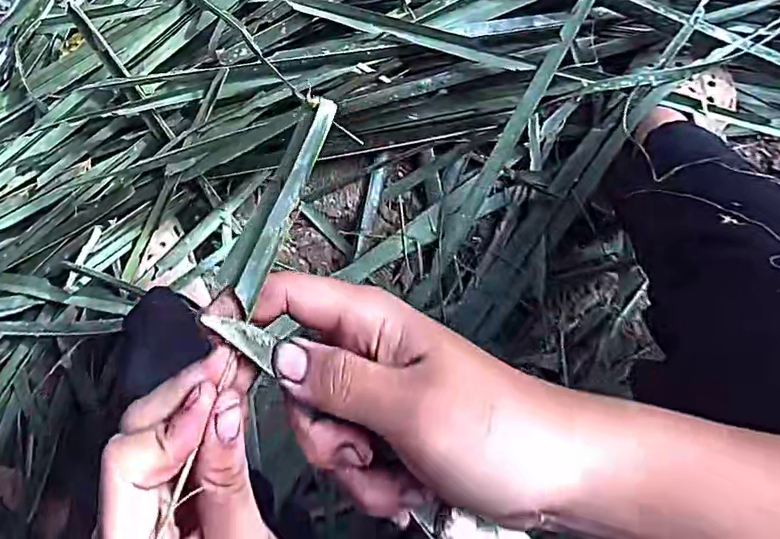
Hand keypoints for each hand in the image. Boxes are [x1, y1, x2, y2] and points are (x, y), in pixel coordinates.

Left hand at [99, 343, 271, 538]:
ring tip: (228, 374)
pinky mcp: (153, 508)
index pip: (123, 459)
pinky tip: (220, 403)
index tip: (212, 393)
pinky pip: (165, 452)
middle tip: (224, 364)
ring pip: (148, 437)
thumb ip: (228, 482)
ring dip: (193, 400)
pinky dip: (196, 423)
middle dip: (183, 394)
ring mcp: (133, 517)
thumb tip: (223, 407)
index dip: (170, 420)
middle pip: (133, 435)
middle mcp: (118, 527)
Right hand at [252, 272, 605, 527]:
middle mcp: (362, 348)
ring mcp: (373, 391)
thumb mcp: (409, 404)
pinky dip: (371, 481)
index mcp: (366, 318)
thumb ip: (337, 380)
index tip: (221, 358)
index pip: (287, 294)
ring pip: (319, 424)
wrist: (558, 477)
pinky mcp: (384, 428)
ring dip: (350, 464)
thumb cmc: (494, 426)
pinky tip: (410, 485)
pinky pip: (348, 456)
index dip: (248, 314)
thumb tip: (277, 354)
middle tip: (360, 446)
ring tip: (400, 472)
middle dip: (319, 426)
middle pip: (294, 375)